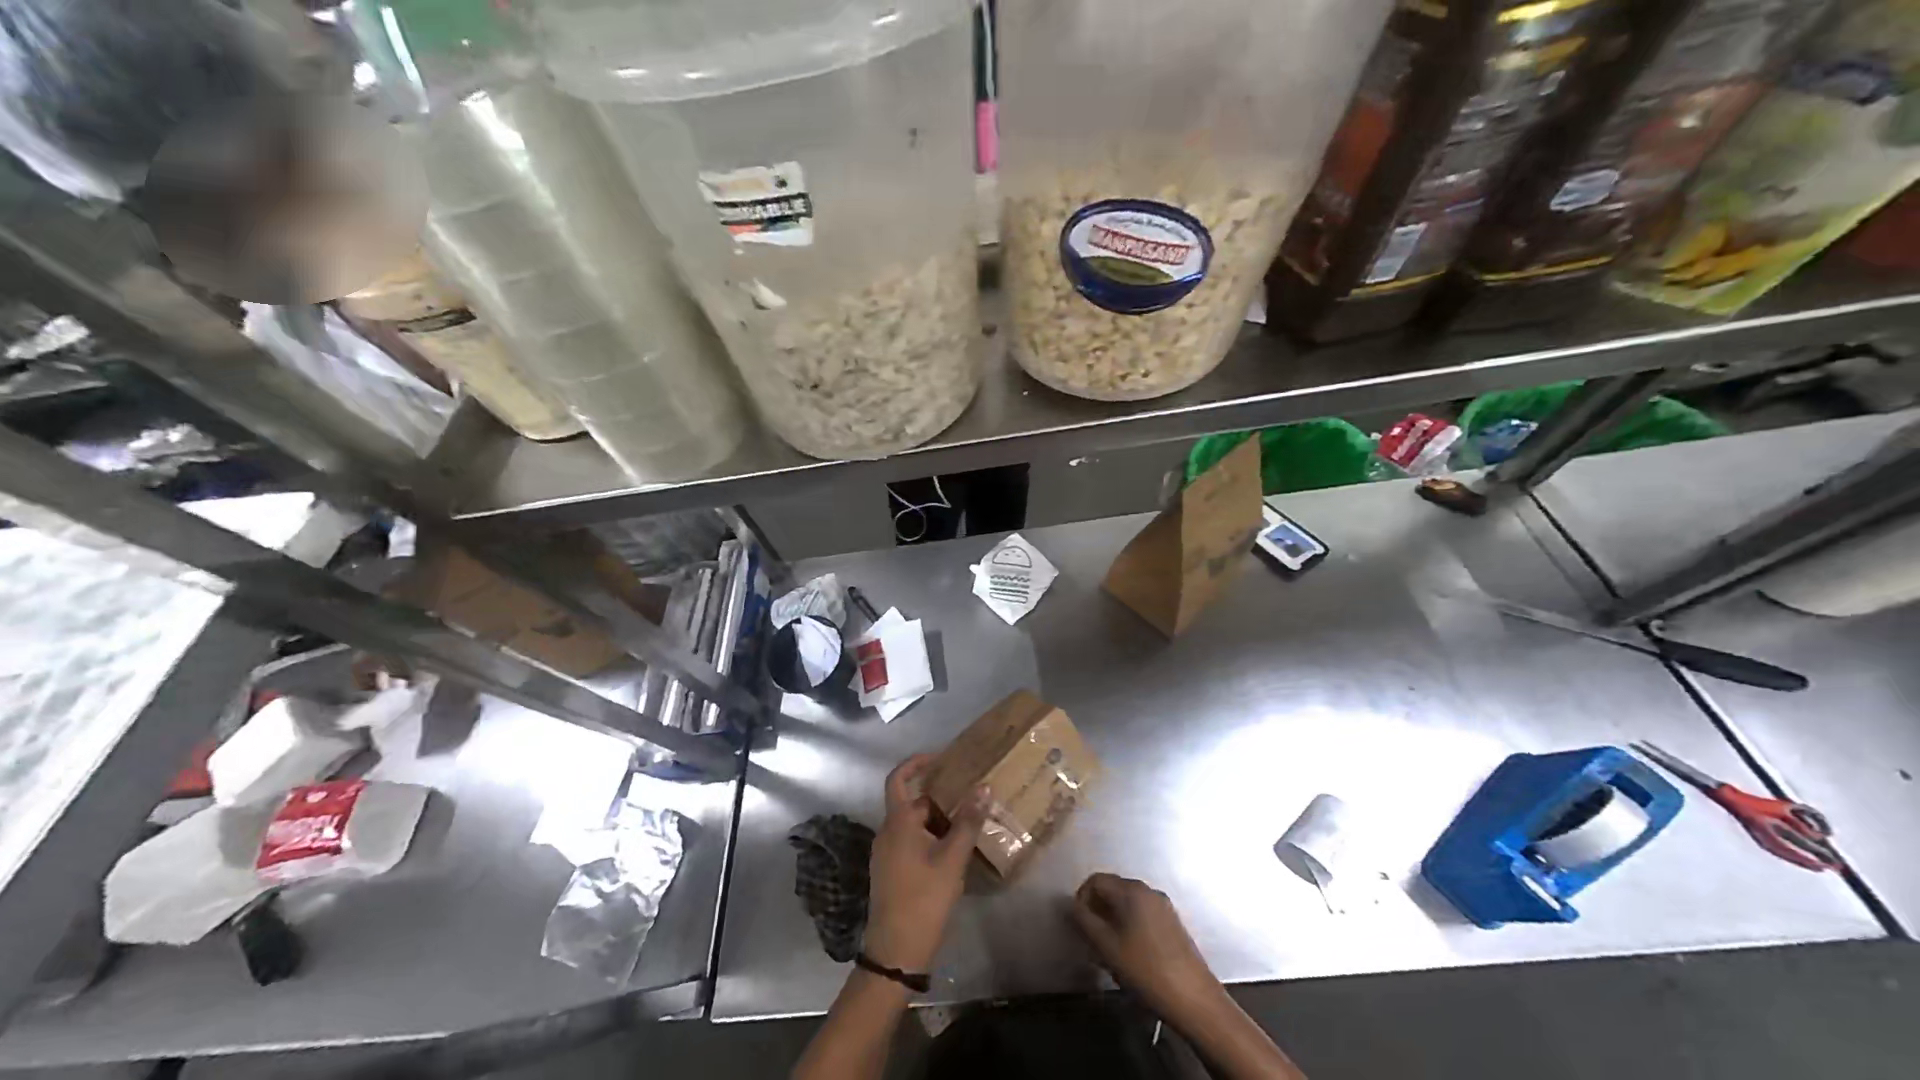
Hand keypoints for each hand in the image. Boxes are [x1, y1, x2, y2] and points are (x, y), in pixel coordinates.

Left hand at [864, 754, 987, 972]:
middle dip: (940, 797)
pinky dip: (932, 839)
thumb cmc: (924, 898)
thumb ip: (968, 822)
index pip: (898, 778)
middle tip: (970, 794)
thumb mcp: (952, 858)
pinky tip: (955, 851)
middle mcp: (888, 832)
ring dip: (939, 820)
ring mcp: (888, 854)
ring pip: (915, 825)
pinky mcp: (892, 872)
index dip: (916, 763)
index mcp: (897, 822)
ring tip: (969, 822)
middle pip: (913, 803)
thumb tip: (983, 787)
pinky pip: (912, 843)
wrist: (897, 950)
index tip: (941, 757)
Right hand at [1072, 873, 1225, 1024]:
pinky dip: (1129, 926)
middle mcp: (1149, 891)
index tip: (1078, 923)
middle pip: (1113, 889)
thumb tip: (1074, 905)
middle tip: (1091, 939)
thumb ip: (1085, 921)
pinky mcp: (1173, 923)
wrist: (1194, 999)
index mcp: (1132, 891)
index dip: (1082, 897)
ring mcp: (1164, 906)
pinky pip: (1143, 914)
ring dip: (1113, 920)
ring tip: (1108, 950)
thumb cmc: (1145, 970)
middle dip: (1097, 910)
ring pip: (1128, 904)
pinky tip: (1129, 954)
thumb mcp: (1106, 947)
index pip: (1096, 880)